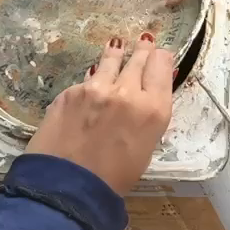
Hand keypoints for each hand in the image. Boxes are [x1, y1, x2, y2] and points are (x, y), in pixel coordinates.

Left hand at [25, 34, 174, 194]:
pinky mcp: (70, 92)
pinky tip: (92, 83)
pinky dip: (92, 81)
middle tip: (145, 41)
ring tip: (117, 45)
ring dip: (116, 54)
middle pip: (139, 59)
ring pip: (111, 60)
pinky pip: (87, 80)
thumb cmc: (114, 178)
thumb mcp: (146, 146)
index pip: (162, 66)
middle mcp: (128, 92)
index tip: (159, 55)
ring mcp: (96, 89)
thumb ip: (148, 116)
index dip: (161, 58)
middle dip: (143, 51)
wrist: (66, 188)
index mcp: (153, 110)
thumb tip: (146, 97)